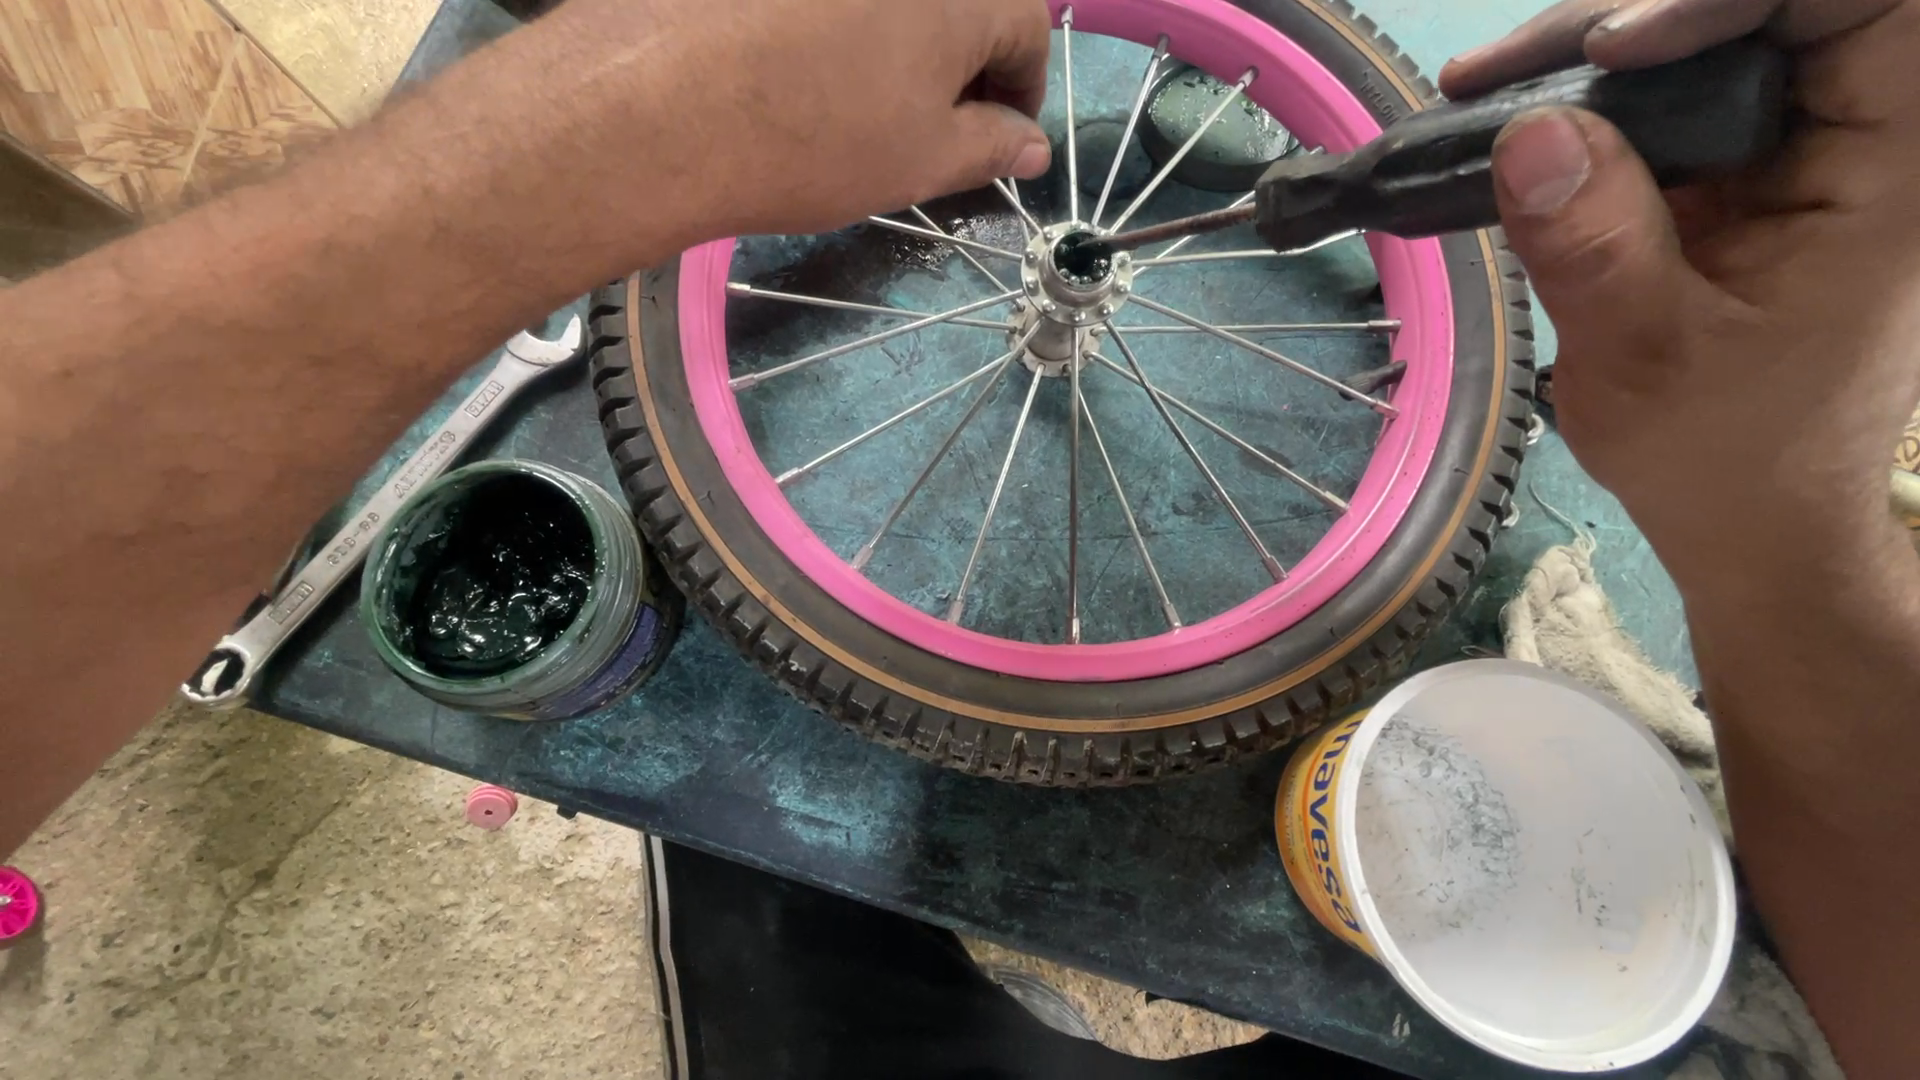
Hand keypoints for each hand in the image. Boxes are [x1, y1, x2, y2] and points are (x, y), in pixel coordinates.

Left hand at [524, 0, 1050, 249]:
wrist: (664, 109)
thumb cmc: (818, 142)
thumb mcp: (919, 161)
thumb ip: (989, 148)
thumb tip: (1033, 147)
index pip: (1026, 26)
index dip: (1023, 89)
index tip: (999, 137)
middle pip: (959, 7)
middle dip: (964, 68)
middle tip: (934, 129)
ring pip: (894, 6)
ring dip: (904, 47)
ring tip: (868, 104)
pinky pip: (832, 6)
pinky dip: (844, 28)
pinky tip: (810, 69)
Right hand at [1448, 0, 1919, 584]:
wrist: (1736, 503)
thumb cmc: (1716, 446)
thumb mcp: (1647, 353)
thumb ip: (1597, 245)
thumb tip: (1527, 134)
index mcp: (1893, 159)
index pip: (1862, 3)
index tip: (1605, 54)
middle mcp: (1848, 132)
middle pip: (1756, 13)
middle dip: (1612, 23)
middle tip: (1487, 70)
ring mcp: (1776, 155)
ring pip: (1693, 54)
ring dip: (1577, 61)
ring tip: (1472, 89)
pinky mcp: (1716, 183)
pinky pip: (1652, 115)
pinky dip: (1571, 113)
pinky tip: (1499, 124)